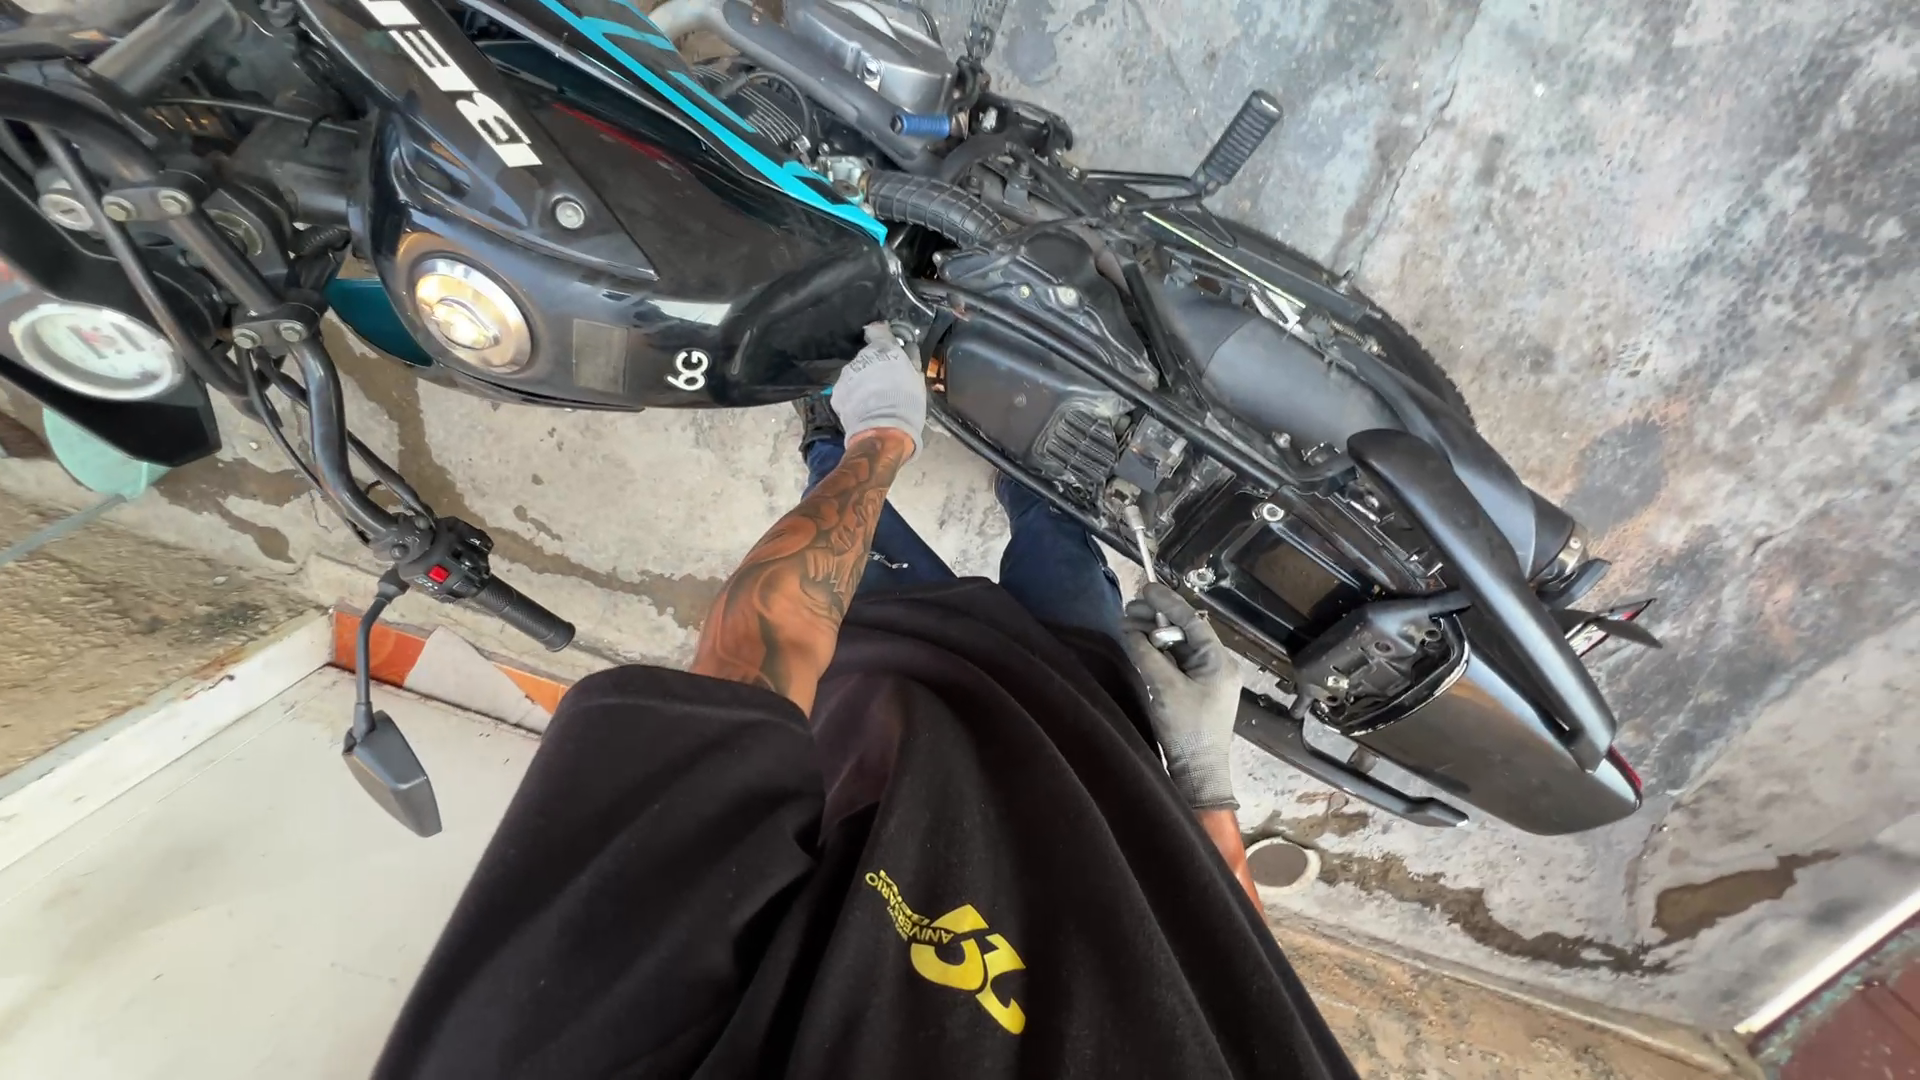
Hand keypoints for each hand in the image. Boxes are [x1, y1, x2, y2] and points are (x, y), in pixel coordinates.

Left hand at [831, 323, 925, 457]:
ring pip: (856, 372)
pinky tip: (863, 409)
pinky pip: (847, 390)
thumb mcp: (917, 379)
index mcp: (884, 349)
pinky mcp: (837, 392)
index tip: (887, 343)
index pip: (878, 329)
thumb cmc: (906, 404)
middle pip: (867, 355)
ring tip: (875, 399)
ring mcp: (847, 374)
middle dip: (875, 365)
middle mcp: (861, 356)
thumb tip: (909, 348)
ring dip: (864, 381)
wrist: (882, 432)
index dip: (882, 334)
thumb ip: (911, 360)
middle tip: (886, 382)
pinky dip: (854, 396)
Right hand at [1122, 583, 1242, 808]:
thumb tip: (1129, 630)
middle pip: (1184, 632)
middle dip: (1156, 619)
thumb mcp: (1164, 689)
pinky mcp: (1194, 690)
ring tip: (1127, 625)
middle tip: (1127, 610)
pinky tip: (1138, 645)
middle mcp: (1216, 665)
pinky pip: (1175, 662)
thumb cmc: (1187, 730)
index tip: (1144, 588)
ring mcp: (1206, 678)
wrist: (1198, 773)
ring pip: (1178, 646)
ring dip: (1153, 635)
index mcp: (1218, 662)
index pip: (1192, 621)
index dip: (1167, 603)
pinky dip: (1156, 652)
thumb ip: (1147, 655)